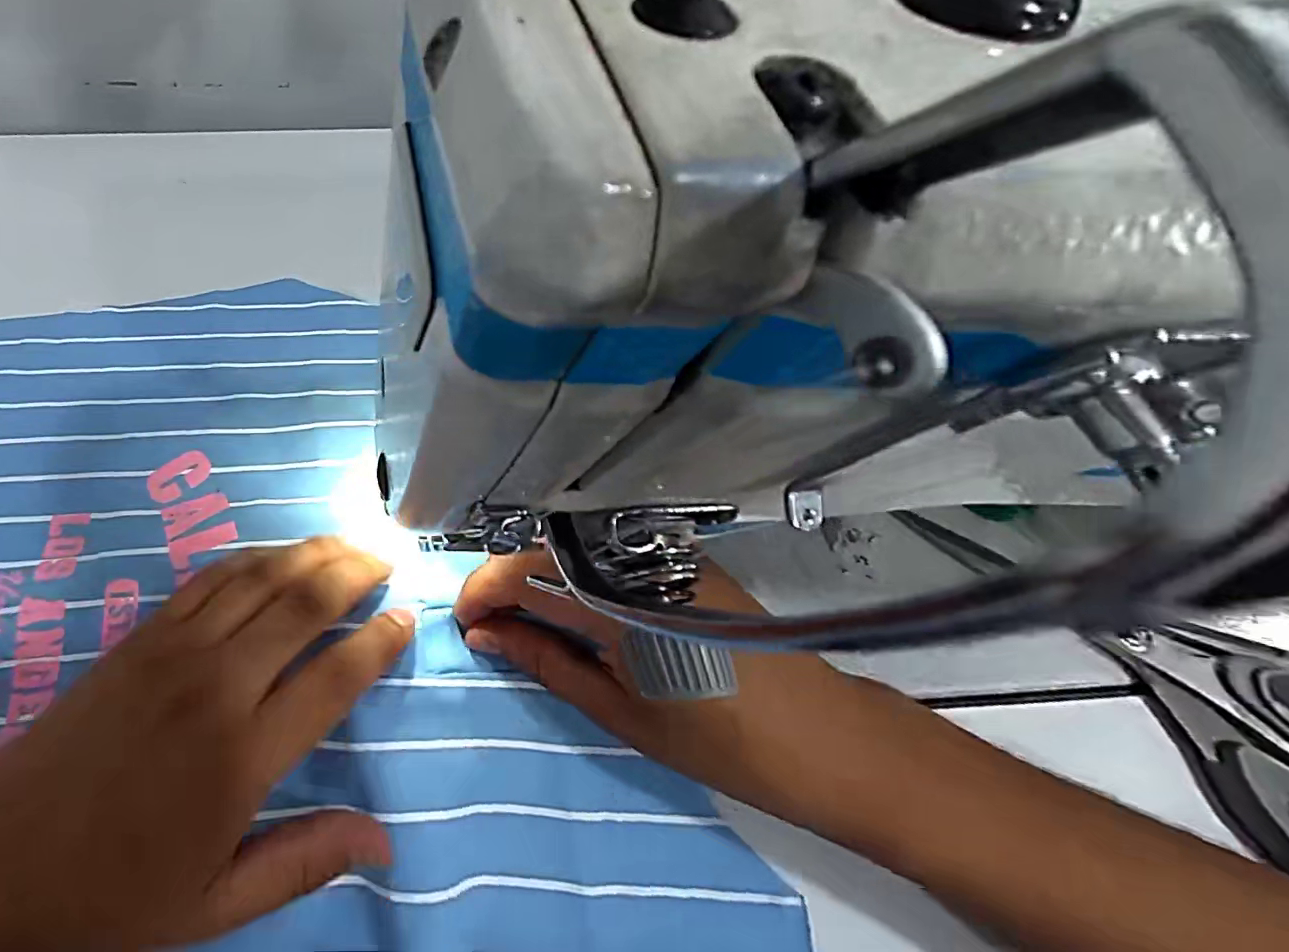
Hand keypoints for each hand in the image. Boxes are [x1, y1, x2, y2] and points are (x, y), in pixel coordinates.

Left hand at [0, 537, 415, 951]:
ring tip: (348, 543)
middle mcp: (218, 684)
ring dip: (311, 552)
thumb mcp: (214, 905)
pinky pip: (212, 576)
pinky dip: (255, 556)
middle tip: (387, 556)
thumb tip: (385, 840)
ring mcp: (176, 648)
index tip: (408, 616)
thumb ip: (303, 860)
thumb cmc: (112, 891)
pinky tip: (278, 554)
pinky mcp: (144, 633)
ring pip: (261, 576)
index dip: (380, 639)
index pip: (335, 675)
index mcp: (244, 756)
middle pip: (304, 603)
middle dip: (355, 570)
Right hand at [453, 551, 917, 820]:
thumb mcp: (617, 708)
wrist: (824, 735)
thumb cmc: (716, 739)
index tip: (464, 624)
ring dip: (539, 578)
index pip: (519, 572)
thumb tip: (483, 634)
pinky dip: (576, 575)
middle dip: (504, 585)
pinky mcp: (680, 554)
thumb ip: (543, 660)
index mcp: (613, 598)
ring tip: (531, 622)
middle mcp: (633, 557)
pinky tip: (577, 609)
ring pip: (571, 548)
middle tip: (493, 628)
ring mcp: (660, 550)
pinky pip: (605, 552)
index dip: (479, 593)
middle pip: (541, 552)